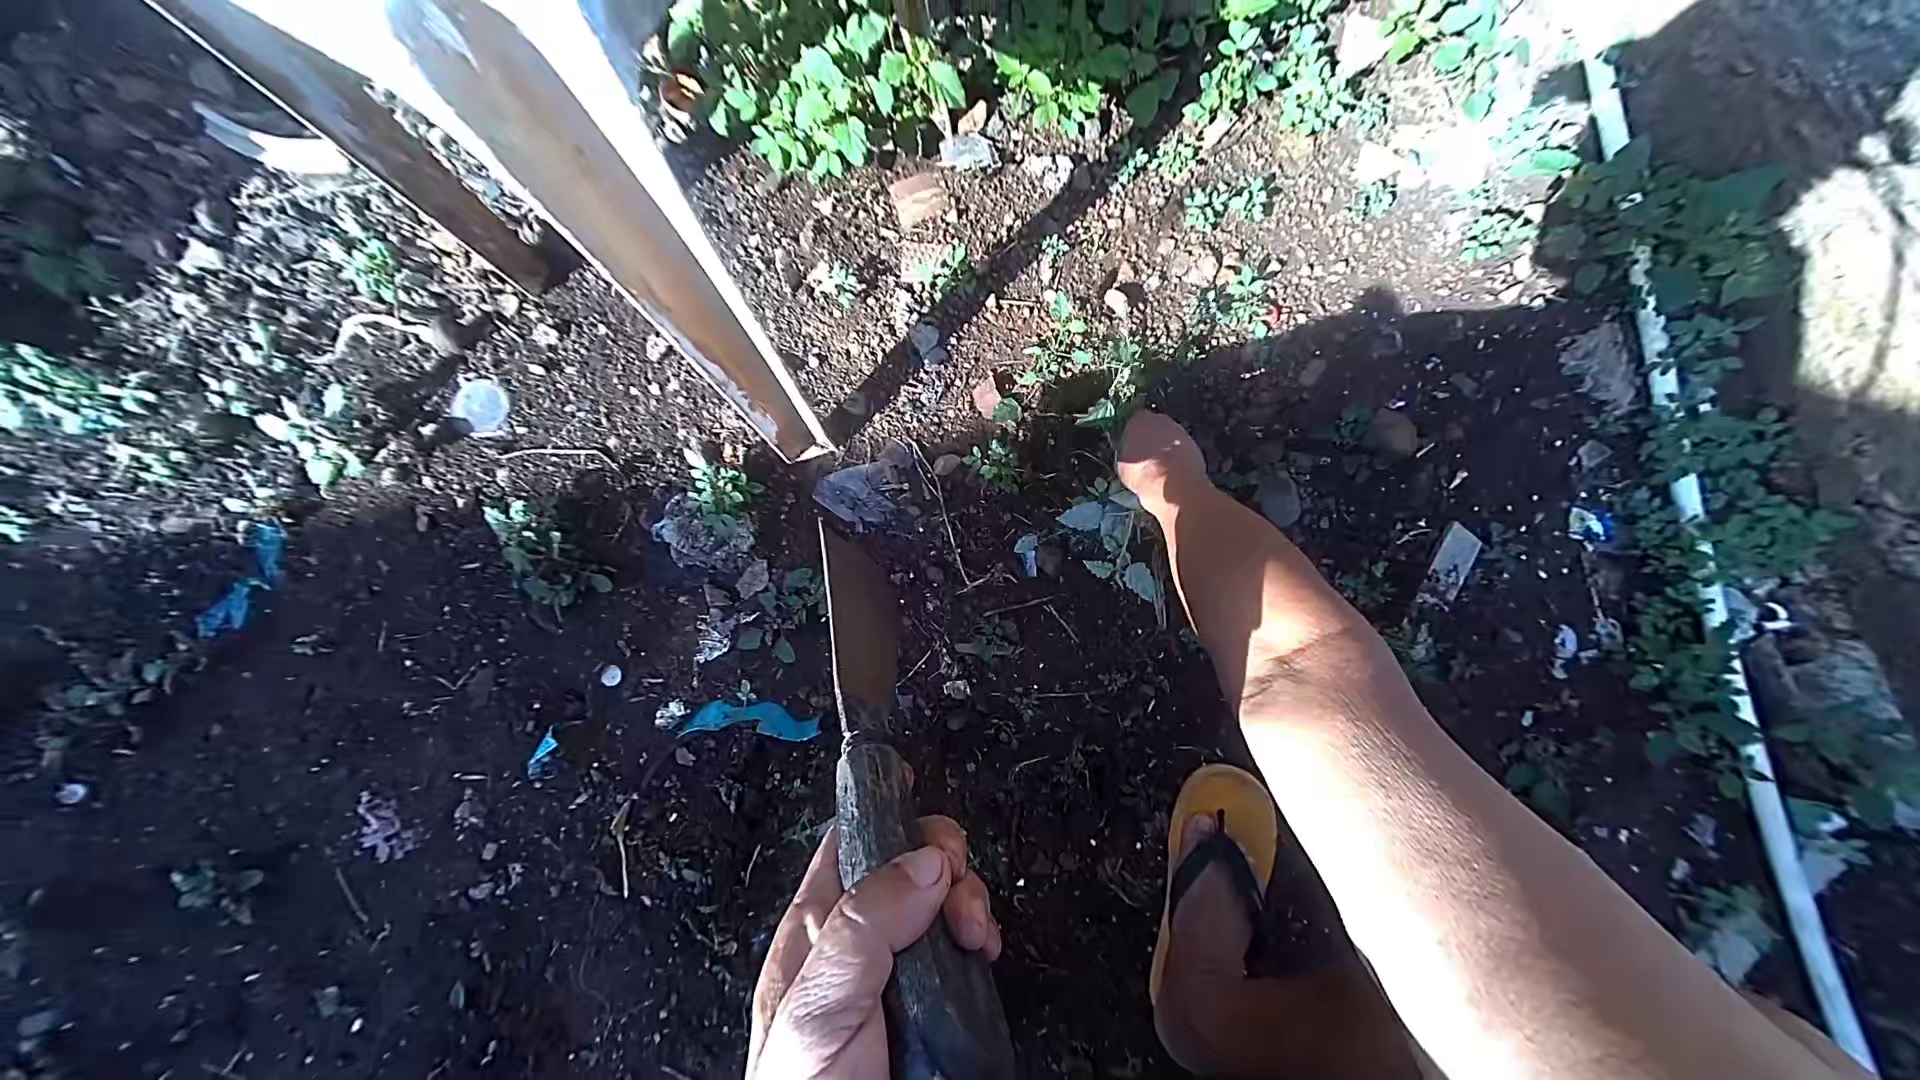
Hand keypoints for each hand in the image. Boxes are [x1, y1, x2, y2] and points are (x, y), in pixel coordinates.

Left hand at [747, 818, 1001, 1078]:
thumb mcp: (818, 1008)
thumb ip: (863, 925)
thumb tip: (924, 859)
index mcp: (818, 928)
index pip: (849, 839)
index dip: (882, 808)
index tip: (914, 790)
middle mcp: (862, 938)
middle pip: (907, 859)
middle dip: (943, 858)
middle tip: (957, 891)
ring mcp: (903, 968)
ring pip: (943, 896)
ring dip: (969, 897)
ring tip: (976, 936)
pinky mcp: (940, 996)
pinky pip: (966, 941)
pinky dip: (982, 933)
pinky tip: (984, 953)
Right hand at [1117, 410, 1206, 516]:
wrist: (1171, 484)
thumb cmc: (1142, 472)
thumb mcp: (1120, 462)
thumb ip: (1124, 449)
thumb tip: (1126, 451)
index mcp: (1139, 420)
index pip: (1133, 420)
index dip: (1131, 434)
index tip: (1129, 444)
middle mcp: (1161, 420)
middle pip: (1153, 425)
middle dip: (1149, 437)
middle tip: (1143, 455)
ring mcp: (1179, 431)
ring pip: (1168, 436)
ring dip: (1164, 447)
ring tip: (1157, 466)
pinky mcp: (1193, 444)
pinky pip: (1181, 448)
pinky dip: (1177, 456)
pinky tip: (1171, 471)